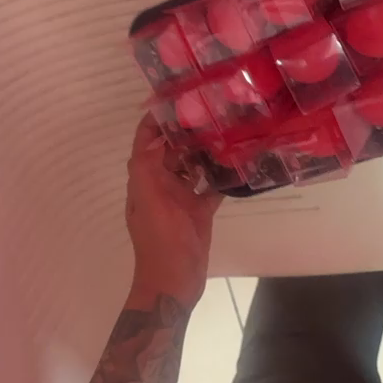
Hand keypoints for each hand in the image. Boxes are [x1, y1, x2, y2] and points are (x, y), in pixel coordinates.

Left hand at [124, 115, 221, 303]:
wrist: (174, 282)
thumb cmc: (161, 242)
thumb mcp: (151, 202)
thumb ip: (148, 168)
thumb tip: (157, 135)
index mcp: (144, 181)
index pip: (146, 142)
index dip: (154, 122)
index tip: (175, 100)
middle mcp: (160, 186)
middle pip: (171, 151)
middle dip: (186, 132)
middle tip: (213, 111)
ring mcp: (180, 200)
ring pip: (191, 168)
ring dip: (204, 152)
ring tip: (227, 131)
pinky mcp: (199, 212)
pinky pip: (210, 189)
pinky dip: (220, 177)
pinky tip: (237, 164)